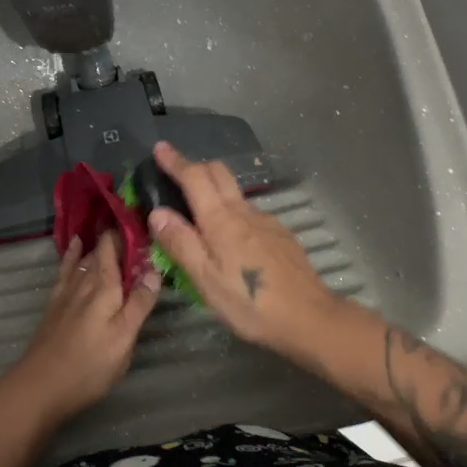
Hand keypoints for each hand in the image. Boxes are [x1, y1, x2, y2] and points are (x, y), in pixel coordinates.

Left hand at [1, 231, 159, 423]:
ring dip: (97, 243)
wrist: (41, 384)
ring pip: (84, 257)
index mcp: (105, 286)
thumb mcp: (124, 338)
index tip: (143, 221)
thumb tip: (154, 270)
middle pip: (100, 251)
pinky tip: (75, 245)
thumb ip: (139, 303)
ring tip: (109, 227)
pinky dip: (72, 254)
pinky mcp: (55, 302)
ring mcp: (67, 290)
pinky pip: (66, 268)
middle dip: (116, 238)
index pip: (113, 247)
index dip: (126, 232)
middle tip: (135, 228)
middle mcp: (84, 281)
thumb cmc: (89, 365)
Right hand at [145, 142, 345, 359]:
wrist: (310, 318)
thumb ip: (181, 243)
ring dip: (215, 188)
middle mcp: (244, 211)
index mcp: (220, 220)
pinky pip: (250, 212)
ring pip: (235, 193)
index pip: (194, 177)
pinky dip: (233, 212)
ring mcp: (266, 221)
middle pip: (219, 173)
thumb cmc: (250, 302)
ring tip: (200, 208)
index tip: (161, 148)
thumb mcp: (205, 279)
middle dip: (196, 165)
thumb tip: (157, 211)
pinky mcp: (281, 234)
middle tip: (176, 171)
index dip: (175, 161)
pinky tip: (233, 237)